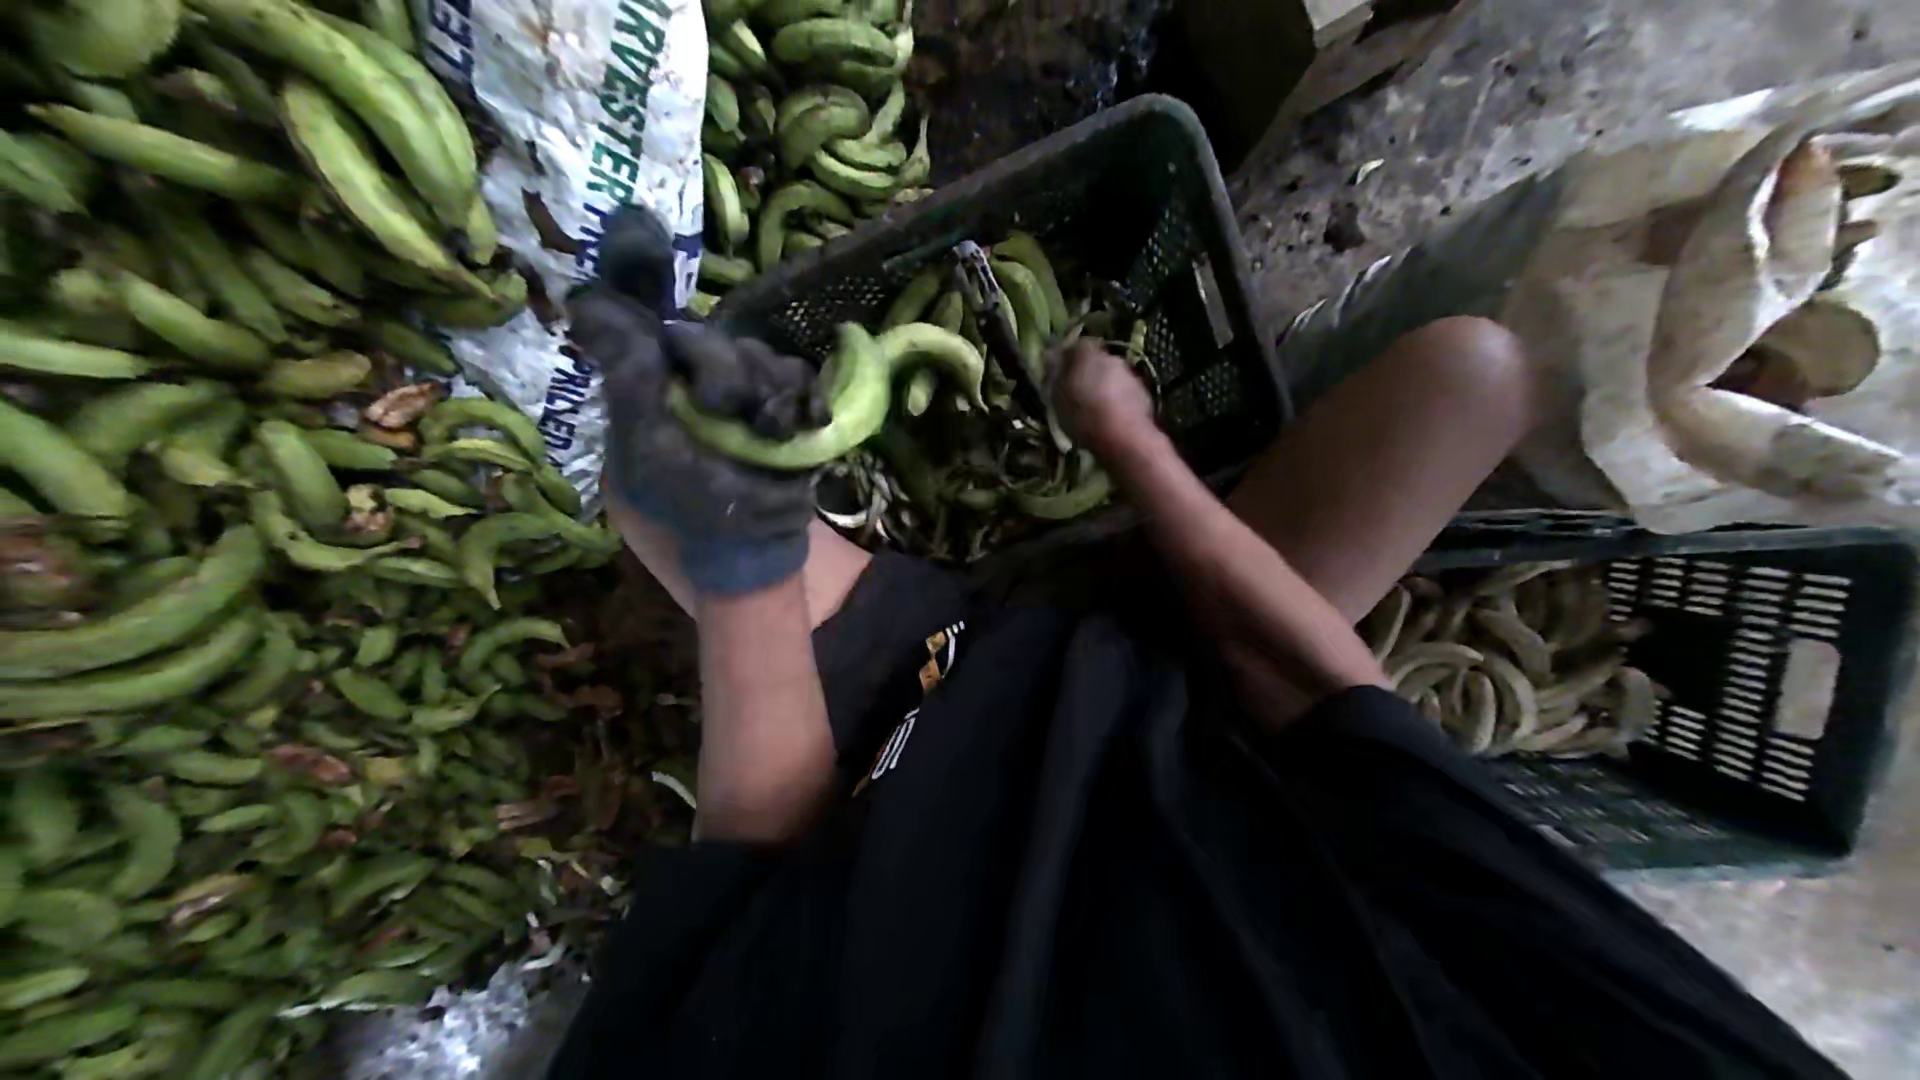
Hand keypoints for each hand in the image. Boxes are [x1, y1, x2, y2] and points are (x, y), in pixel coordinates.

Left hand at [570, 207, 828, 595]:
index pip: (636, 312)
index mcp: (644, 384)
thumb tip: (584, 300)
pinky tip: (798, 426)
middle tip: (719, 408)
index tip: (641, 228)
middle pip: (707, 336)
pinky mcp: (786, 409)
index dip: (636, 267)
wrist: (752, 553)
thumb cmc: (685, 509)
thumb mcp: (643, 447)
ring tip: (766, 434)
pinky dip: (799, 400)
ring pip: (756, 356)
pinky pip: (798, 379)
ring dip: (762, 391)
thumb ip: (626, 374)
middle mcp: (689, 380)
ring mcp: (742, 395)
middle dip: (718, 367)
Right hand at [1050, 340, 1156, 457]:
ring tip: (1094, 410)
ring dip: (1104, 388)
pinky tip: (1110, 419)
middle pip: (1097, 361)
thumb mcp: (1056, 396)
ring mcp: (1130, 375)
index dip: (1069, 358)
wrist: (1124, 438)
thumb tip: (1052, 355)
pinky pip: (1125, 393)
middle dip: (1088, 373)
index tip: (1062, 374)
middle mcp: (1112, 358)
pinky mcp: (1144, 394)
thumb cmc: (1082, 415)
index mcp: (1088, 354)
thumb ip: (1054, 373)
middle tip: (1077, 393)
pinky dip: (1117, 401)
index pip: (1077, 345)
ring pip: (1112, 377)